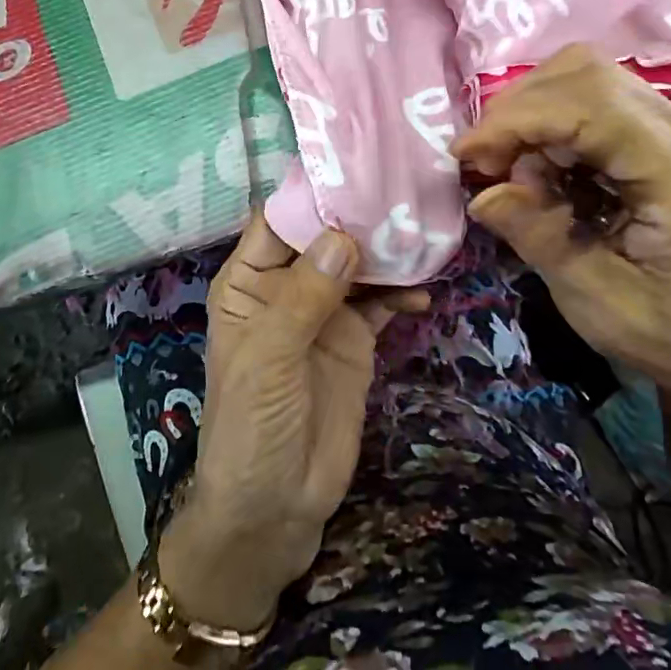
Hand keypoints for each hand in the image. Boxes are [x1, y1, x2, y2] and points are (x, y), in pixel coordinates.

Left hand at [157, 214, 424, 629]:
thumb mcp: (269, 356)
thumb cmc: (252, 423)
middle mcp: (284, 288)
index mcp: (247, 281)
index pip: (275, 223)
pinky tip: (423, 290)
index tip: (354, 167)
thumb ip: (304, 297)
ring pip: (354, 266)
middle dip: (355, 217)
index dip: (308, 196)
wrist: (275, 502)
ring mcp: (321, 313)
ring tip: (423, 232)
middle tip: (404, 191)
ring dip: (384, 251)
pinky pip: (379, 304)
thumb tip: (343, 236)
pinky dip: (400, 292)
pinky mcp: (353, 341)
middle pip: (321, 237)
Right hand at [450, 44, 670, 407]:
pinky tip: (541, 168)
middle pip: (591, 74)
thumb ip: (540, 238)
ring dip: (532, 112)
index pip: (594, 107)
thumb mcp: (597, 304)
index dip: (518, 118)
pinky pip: (599, 101)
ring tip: (509, 165)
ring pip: (592, 77)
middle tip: (485, 162)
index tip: (467, 156)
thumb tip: (484, 193)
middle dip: (518, 109)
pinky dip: (550, 122)